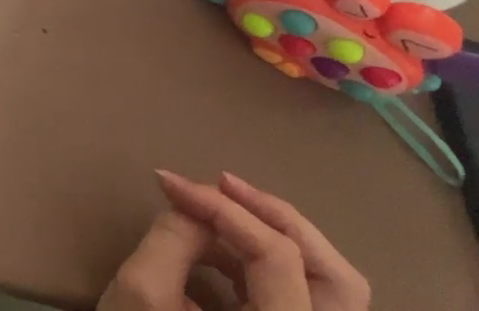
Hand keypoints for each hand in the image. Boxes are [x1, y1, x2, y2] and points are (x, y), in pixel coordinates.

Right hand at [98, 171, 369, 310]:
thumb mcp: (141, 291)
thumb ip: (171, 239)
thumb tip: (194, 204)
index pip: (275, 256)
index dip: (223, 208)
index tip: (166, 181)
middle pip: (337, 276)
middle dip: (276, 218)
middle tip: (221, 182)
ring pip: (331, 287)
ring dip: (278, 235)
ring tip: (221, 206)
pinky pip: (303, 297)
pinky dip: (266, 260)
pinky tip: (217, 248)